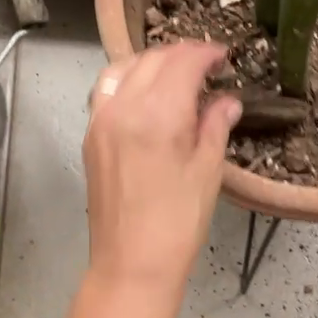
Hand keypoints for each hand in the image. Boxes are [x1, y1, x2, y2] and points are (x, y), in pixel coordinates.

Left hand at [84, 42, 241, 291]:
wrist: (132, 263)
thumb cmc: (177, 223)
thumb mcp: (208, 172)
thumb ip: (215, 127)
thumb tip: (226, 101)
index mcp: (159, 114)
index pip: (183, 62)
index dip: (206, 53)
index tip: (223, 57)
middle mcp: (123, 107)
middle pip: (152, 59)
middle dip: (181, 55)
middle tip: (206, 66)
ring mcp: (100, 121)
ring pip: (123, 69)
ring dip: (151, 63)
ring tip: (174, 76)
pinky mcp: (90, 139)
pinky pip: (106, 92)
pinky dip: (127, 81)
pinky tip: (145, 96)